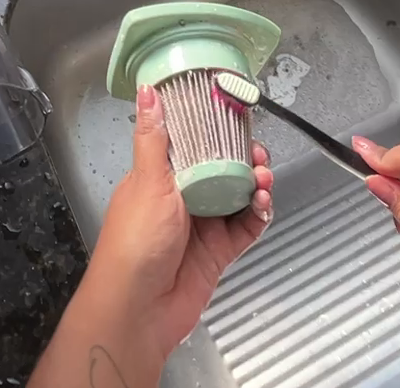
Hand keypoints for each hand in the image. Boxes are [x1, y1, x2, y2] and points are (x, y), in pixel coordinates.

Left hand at [92, 83, 273, 352]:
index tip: (236, 116)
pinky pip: (245, 227)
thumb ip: (154, 136)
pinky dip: (258, 215)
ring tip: (264, 178)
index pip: (192, 142)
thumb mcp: (147, 180)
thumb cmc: (136, 240)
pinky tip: (263, 205)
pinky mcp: (218, 252)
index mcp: (160, 174)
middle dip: (243, 157)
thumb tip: (146, 89)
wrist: (139, 310)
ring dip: (254, 183)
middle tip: (259, 153)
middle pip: (220, 167)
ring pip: (237, 194)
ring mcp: (202, 224)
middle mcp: (182, 196)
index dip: (215, 129)